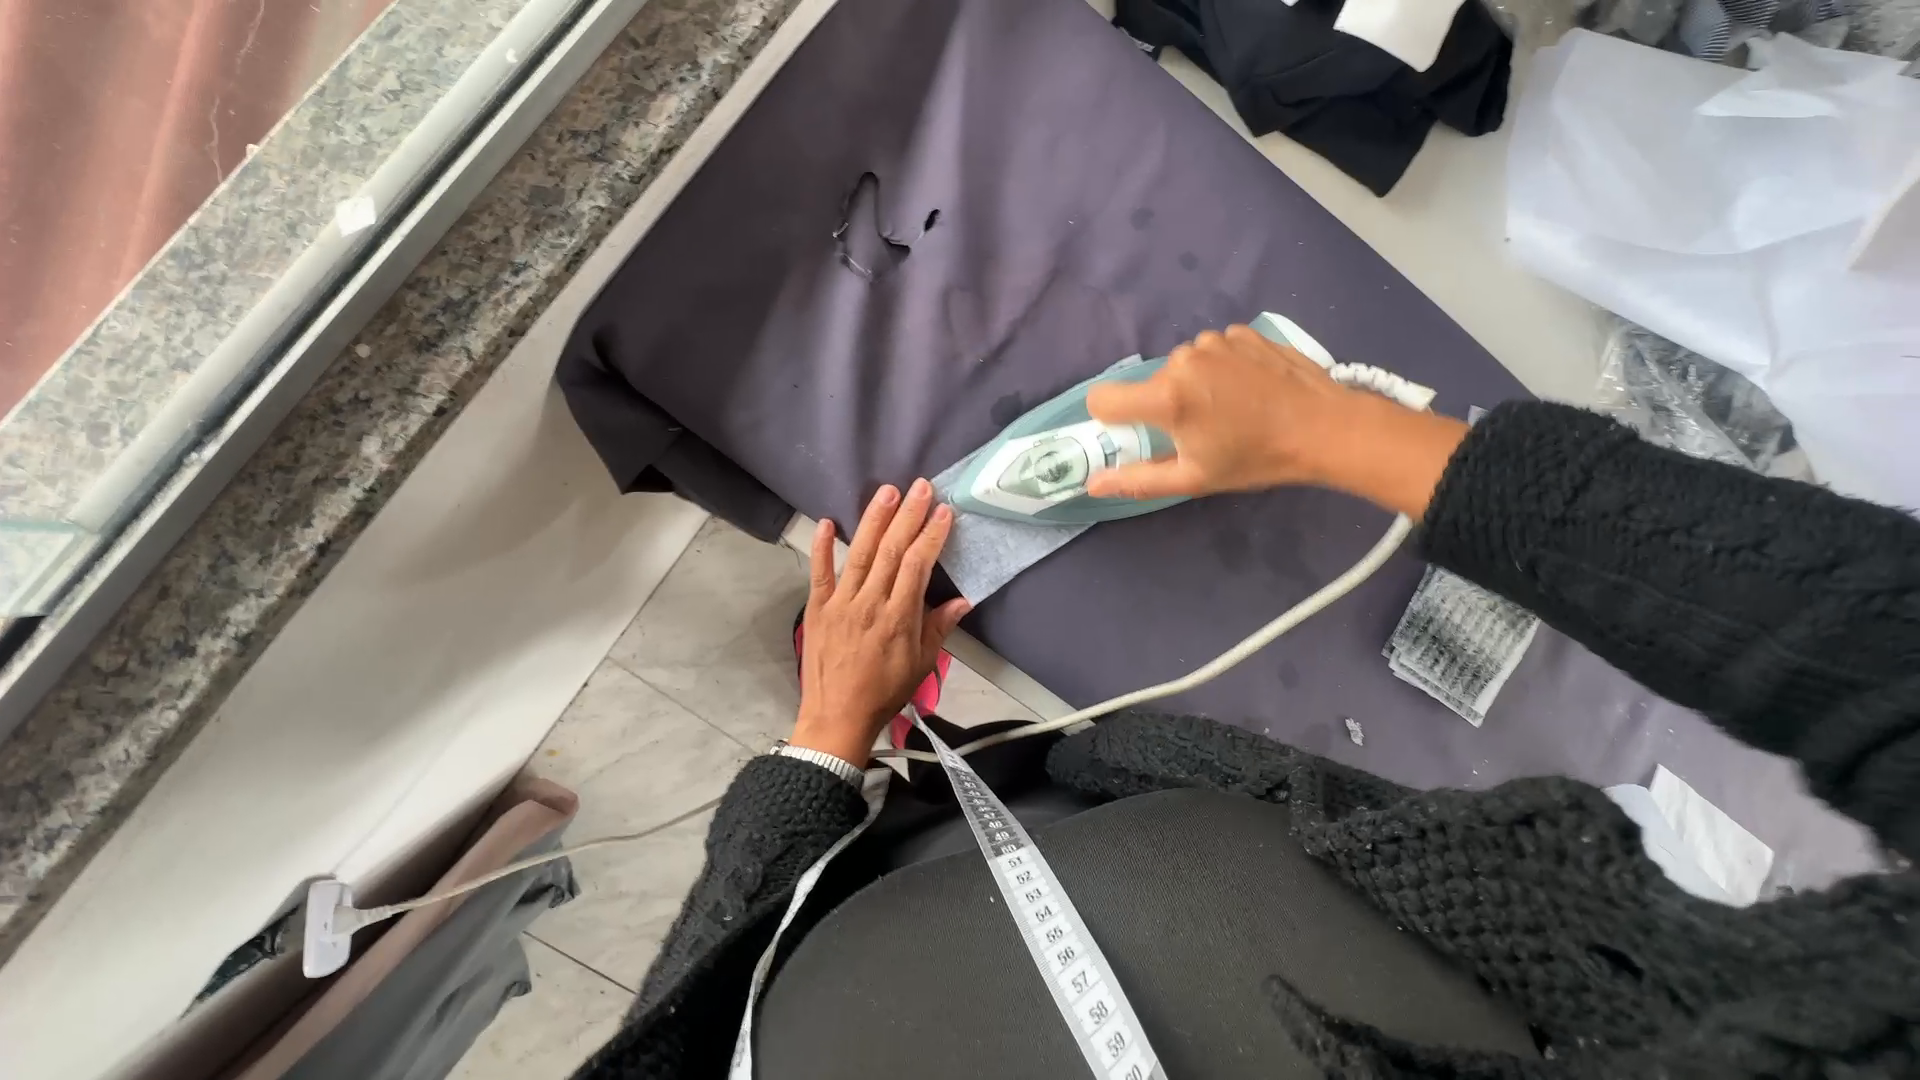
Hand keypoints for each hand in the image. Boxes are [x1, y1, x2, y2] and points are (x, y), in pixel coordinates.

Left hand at [792, 479, 970, 766]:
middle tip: (920, 487)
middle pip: (891, 551)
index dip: (932, 535)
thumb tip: (963, 600)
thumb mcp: (922, 664)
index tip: (943, 512)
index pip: (918, 565)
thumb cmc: (884, 691)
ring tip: (887, 492)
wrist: (837, 716)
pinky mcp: (817, 608)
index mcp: (898, 617)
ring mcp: (840, 603)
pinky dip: (822, 546)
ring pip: (860, 553)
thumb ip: (939, 628)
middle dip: (908, 516)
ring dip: (875, 520)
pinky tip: (829, 522)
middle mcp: (869, 603)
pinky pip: (820, 573)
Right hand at [1083, 324, 1468, 517]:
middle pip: (1148, 384)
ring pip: (1181, 367)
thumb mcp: (1193, 479)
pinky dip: (1219, 368)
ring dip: (1193, 385)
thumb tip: (1092, 484)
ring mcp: (1213, 341)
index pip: (1102, 398)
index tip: (1139, 432)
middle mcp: (1182, 360)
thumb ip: (1136, 480)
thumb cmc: (1254, 458)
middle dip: (1164, 405)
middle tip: (1202, 428)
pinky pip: (1211, 351)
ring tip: (1229, 407)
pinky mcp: (1239, 332)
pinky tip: (1246, 387)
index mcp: (1166, 398)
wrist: (1324, 427)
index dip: (1111, 417)